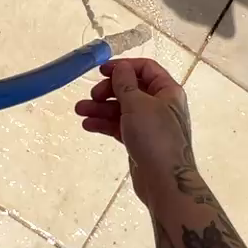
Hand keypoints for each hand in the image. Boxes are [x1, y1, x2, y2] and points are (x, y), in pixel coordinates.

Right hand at [74, 58, 193, 196]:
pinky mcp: (140, 140)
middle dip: (108, 90)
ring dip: (101, 108)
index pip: (145, 68)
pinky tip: (88, 125)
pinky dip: (105, 123)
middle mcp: (160, 105)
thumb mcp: (137, 104)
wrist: (164, 181)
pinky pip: (120, 125)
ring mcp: (150, 124)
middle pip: (131, 88)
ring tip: (80, 111)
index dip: (123, 67)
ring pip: (122, 108)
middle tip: (92, 96)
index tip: (101, 71)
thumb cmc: (154, 137)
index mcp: (167, 91)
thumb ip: (125, 84)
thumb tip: (120, 68)